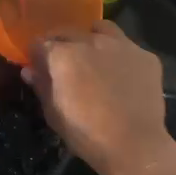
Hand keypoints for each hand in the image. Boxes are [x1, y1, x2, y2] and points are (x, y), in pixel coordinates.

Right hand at [24, 20, 175, 174]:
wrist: (134, 144)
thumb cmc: (86, 133)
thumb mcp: (54, 114)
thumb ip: (41, 86)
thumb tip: (29, 70)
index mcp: (63, 55)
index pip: (40, 43)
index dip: (37, 55)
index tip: (39, 68)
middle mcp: (91, 41)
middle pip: (68, 32)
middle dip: (61, 45)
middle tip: (63, 66)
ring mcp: (122, 45)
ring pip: (101, 29)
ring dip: (92, 39)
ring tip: (93, 59)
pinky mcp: (146, 56)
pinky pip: (127, 47)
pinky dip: (119, 56)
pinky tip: (122, 76)